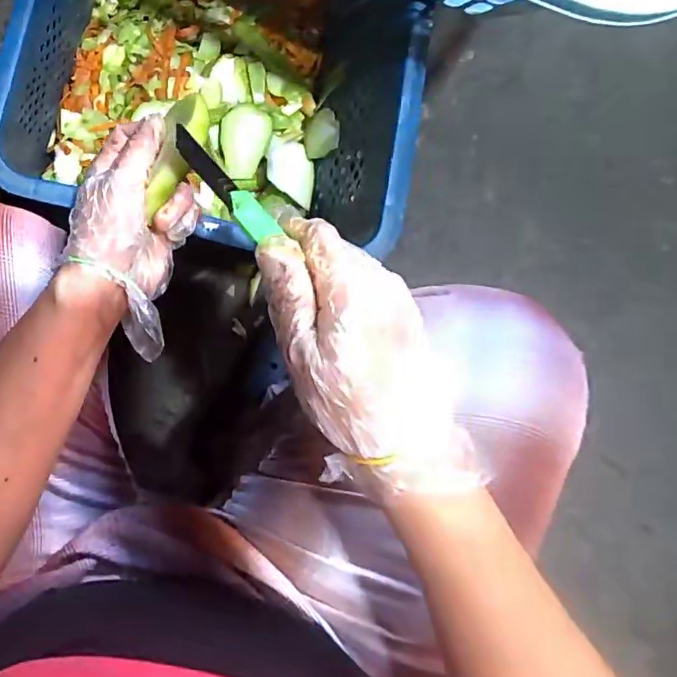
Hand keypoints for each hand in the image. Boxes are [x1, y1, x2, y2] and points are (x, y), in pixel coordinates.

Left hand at [63, 116, 199, 357]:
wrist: (115, 276)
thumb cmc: (109, 225)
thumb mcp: (121, 179)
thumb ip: (141, 147)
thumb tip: (155, 119)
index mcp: (110, 170)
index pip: (127, 137)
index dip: (145, 130)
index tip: (165, 128)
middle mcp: (131, 185)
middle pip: (162, 159)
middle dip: (172, 166)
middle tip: (175, 171)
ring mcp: (151, 206)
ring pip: (181, 186)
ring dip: (176, 202)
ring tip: (160, 220)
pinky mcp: (169, 227)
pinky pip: (188, 210)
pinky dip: (180, 220)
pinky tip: (167, 232)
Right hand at [255, 218, 486, 494]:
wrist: (409, 444)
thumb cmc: (344, 402)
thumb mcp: (301, 352)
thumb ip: (289, 294)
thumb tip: (272, 246)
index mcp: (350, 287)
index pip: (318, 233)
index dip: (288, 232)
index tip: (268, 250)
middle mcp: (380, 279)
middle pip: (334, 245)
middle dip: (305, 259)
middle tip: (285, 298)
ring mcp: (397, 292)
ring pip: (350, 261)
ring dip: (324, 274)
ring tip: (311, 317)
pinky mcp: (406, 307)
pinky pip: (366, 279)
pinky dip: (345, 289)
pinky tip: (338, 324)